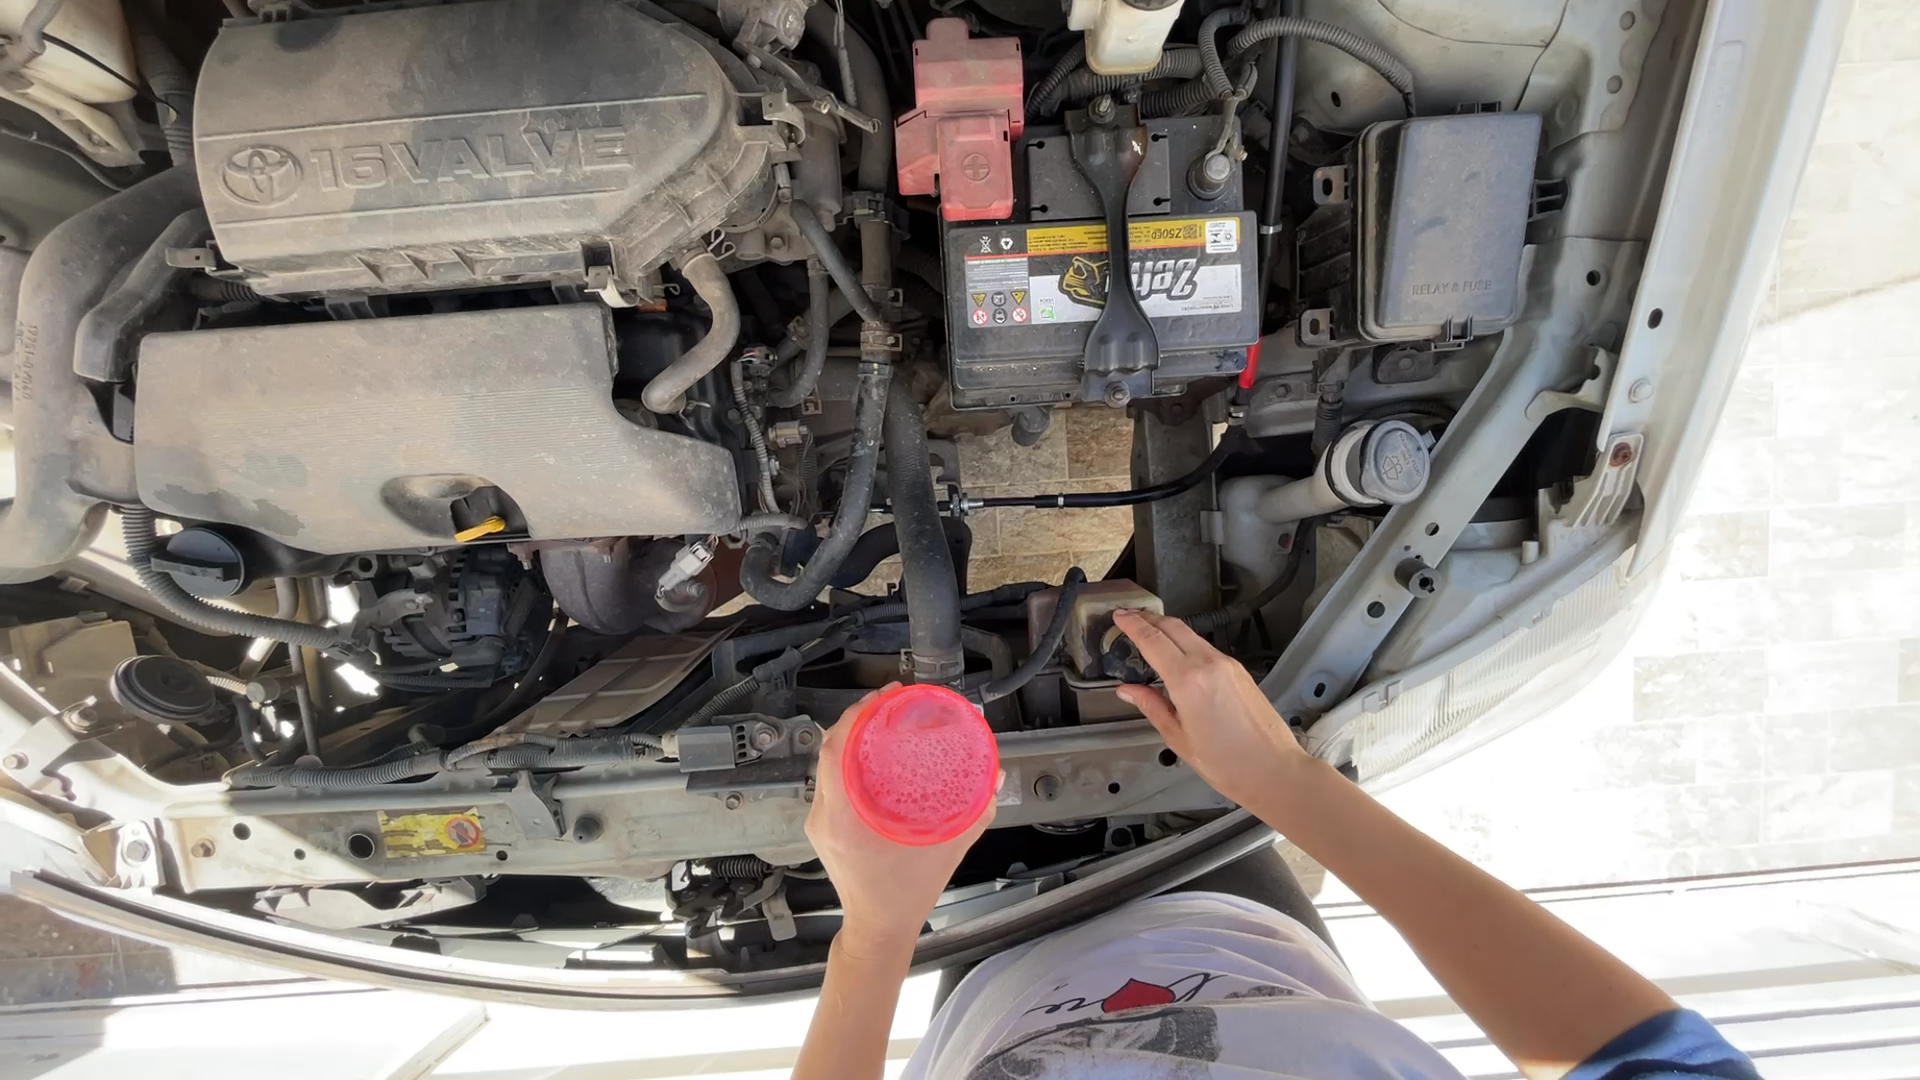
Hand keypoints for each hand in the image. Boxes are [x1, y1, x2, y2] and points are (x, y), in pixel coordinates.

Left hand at [806, 684, 994, 958]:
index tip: (883, 697)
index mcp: (843, 816)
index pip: (835, 749)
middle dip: (857, 717)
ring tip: (881, 718)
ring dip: (851, 735)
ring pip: (827, 763)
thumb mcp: (947, 850)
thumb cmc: (906, 895)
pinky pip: (830, 779)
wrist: (879, 931)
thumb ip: (974, 813)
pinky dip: (848, 758)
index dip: (856, 715)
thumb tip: (994, 776)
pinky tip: (872, 752)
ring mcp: (820, 820)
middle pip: (829, 749)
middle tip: (888, 700)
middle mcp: (823, 814)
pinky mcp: (824, 826)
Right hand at [1111, 609, 1310, 809]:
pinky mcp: (1238, 670)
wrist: (1276, 770)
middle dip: (1148, 618)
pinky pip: (1205, 646)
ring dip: (1167, 627)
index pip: (1152, 640)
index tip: (1118, 615)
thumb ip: (1151, 706)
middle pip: (1172, 627)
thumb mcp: (1178, 738)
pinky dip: (1185, 641)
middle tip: (1129, 615)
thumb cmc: (1227, 763)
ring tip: (1149, 629)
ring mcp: (1226, 664)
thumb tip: (1127, 690)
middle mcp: (1208, 663)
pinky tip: (1176, 651)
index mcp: (1187, 680)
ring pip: (1190, 634)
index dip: (1132, 625)